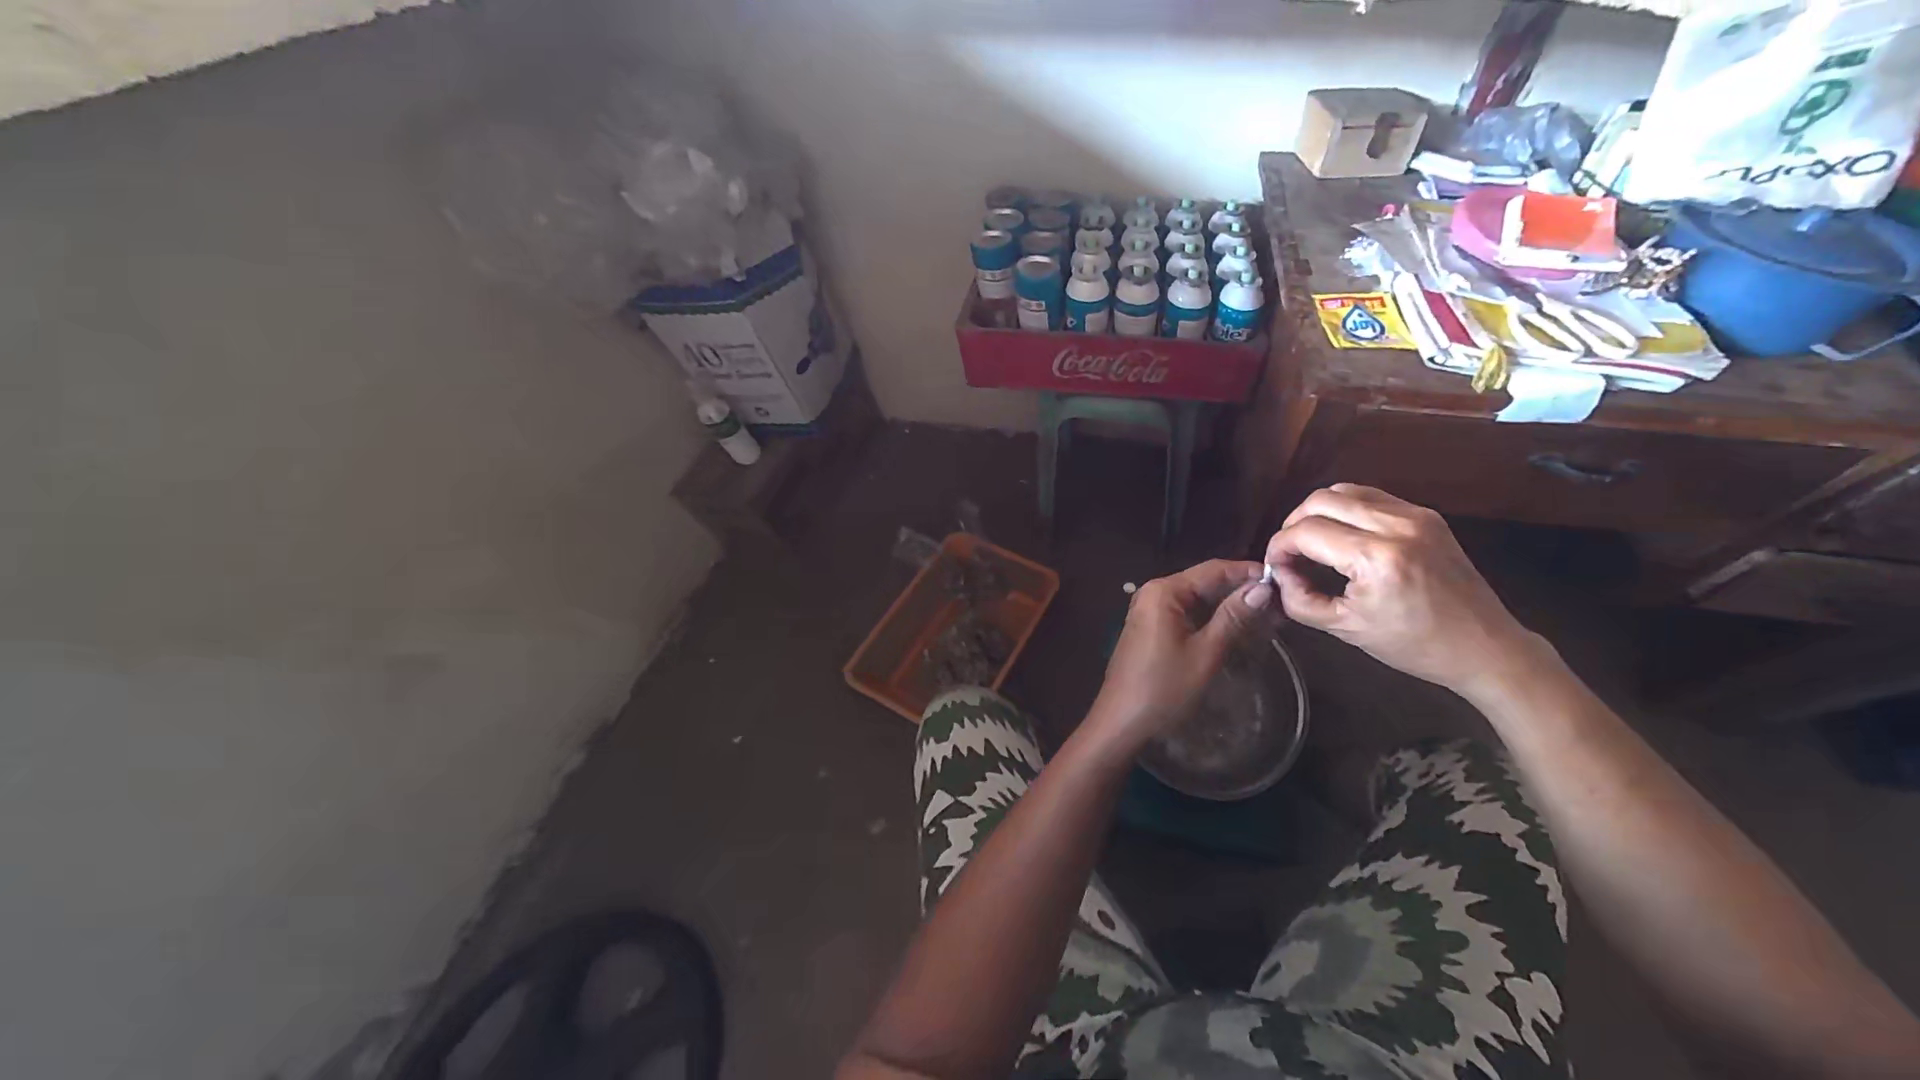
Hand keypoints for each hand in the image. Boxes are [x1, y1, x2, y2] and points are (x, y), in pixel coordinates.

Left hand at [1084, 559, 1272, 754]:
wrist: (1122, 720)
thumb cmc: (1164, 687)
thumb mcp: (1205, 652)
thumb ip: (1233, 617)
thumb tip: (1263, 587)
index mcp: (1164, 591)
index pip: (1213, 569)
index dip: (1248, 572)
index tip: (1283, 580)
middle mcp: (1154, 593)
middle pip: (1204, 582)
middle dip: (1240, 591)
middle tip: (1280, 603)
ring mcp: (1149, 610)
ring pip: (1197, 600)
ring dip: (1228, 607)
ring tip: (1267, 616)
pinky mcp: (1151, 628)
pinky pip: (1186, 614)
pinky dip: (1210, 619)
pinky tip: (1236, 628)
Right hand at [1264, 484, 1541, 695]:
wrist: (1485, 647)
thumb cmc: (1413, 644)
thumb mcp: (1344, 629)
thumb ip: (1299, 599)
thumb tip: (1279, 574)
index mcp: (1376, 558)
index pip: (1306, 532)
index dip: (1279, 547)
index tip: (1275, 567)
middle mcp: (1397, 526)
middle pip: (1320, 500)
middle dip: (1294, 524)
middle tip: (1290, 553)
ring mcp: (1415, 515)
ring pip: (1344, 490)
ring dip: (1318, 512)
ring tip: (1314, 542)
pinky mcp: (1426, 515)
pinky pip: (1371, 497)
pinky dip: (1346, 510)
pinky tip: (1343, 537)